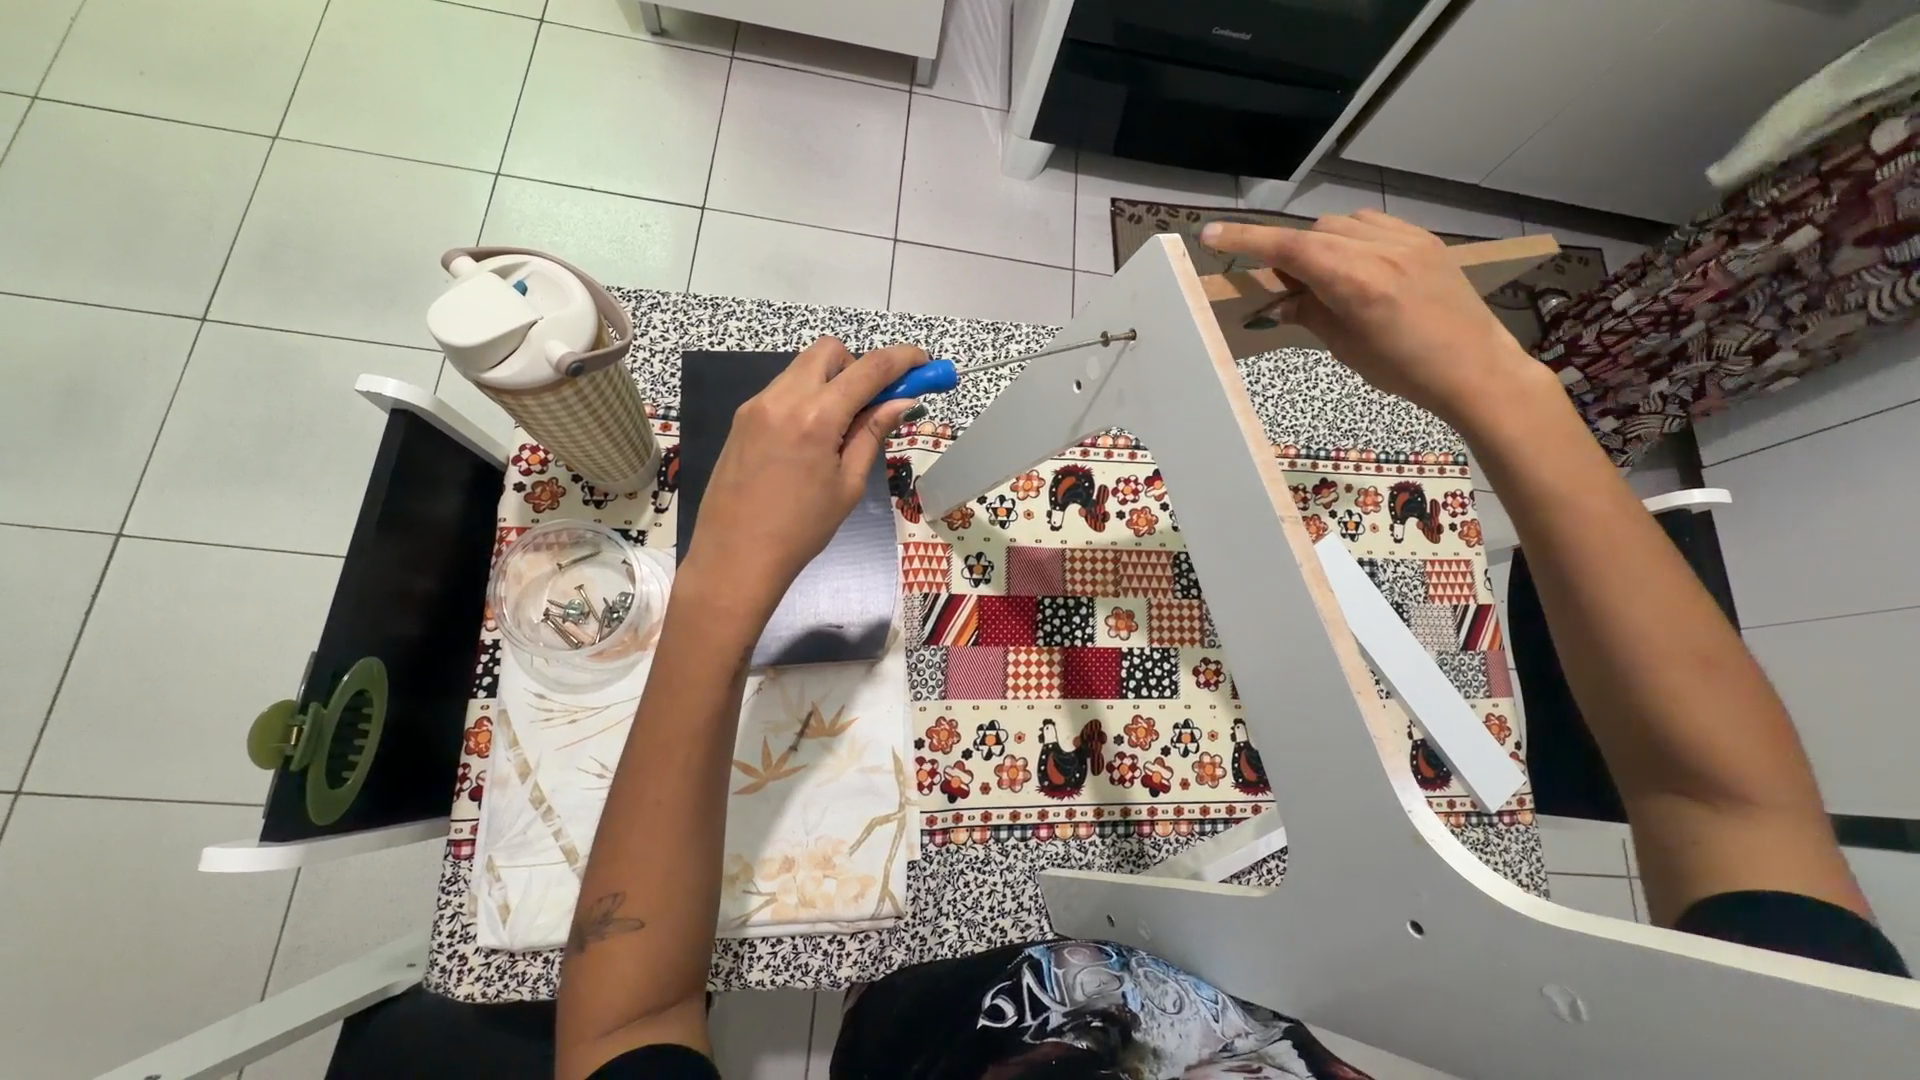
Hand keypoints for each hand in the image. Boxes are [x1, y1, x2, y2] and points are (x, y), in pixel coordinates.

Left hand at [682, 336, 925, 616]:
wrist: (735, 557)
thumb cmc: (801, 530)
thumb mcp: (848, 484)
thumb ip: (872, 434)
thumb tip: (901, 402)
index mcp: (816, 417)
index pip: (869, 368)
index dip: (902, 359)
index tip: (924, 362)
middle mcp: (783, 398)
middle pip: (830, 351)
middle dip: (859, 365)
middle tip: (872, 404)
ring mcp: (757, 405)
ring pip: (803, 367)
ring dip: (832, 381)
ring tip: (841, 428)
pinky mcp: (742, 418)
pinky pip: (783, 389)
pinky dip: (807, 396)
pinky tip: (811, 439)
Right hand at [1201, 210, 1546, 427]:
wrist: (1474, 367)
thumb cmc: (1403, 369)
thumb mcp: (1345, 347)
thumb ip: (1308, 313)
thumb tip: (1277, 301)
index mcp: (1355, 282)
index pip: (1289, 249)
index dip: (1247, 240)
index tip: (1211, 235)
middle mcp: (1379, 250)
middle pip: (1312, 232)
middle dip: (1289, 252)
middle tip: (1284, 287)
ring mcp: (1406, 239)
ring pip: (1341, 223)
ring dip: (1321, 243)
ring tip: (1325, 278)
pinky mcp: (1424, 239)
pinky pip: (1372, 224)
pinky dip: (1351, 238)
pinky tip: (1355, 265)